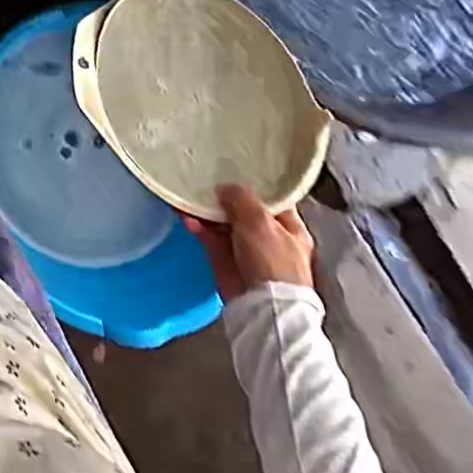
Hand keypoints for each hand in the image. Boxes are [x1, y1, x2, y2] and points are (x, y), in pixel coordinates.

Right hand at [183, 184, 315, 300]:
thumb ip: (242, 199)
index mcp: (288, 226)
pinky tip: (185, 217)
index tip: (232, 166)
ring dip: (203, 209)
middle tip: (202, 178)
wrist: (262, 306)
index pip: (271, 197)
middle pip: (241, 207)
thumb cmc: (271, 260)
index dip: (253, 182)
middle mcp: (266, 234)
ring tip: (185, 194)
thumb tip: (226, 188)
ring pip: (220, 220)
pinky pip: (207, 236)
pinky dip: (196, 226)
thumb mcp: (260, 222)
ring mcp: (243, 246)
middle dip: (221, 195)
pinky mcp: (224, 258)